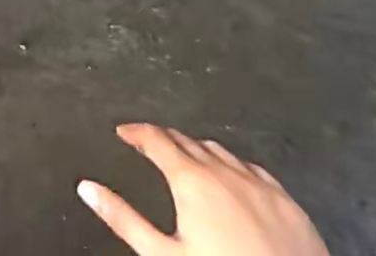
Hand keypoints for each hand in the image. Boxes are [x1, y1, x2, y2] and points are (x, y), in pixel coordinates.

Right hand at [77, 124, 328, 255]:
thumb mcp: (163, 255)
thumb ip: (123, 218)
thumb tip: (87, 188)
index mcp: (191, 179)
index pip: (155, 139)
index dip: (135, 132)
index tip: (124, 132)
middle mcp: (224, 171)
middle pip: (186, 140)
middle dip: (164, 139)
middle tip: (149, 144)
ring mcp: (259, 184)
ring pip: (220, 151)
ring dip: (197, 149)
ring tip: (186, 158)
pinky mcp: (288, 202)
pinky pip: (253, 169)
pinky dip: (233, 166)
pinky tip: (233, 178)